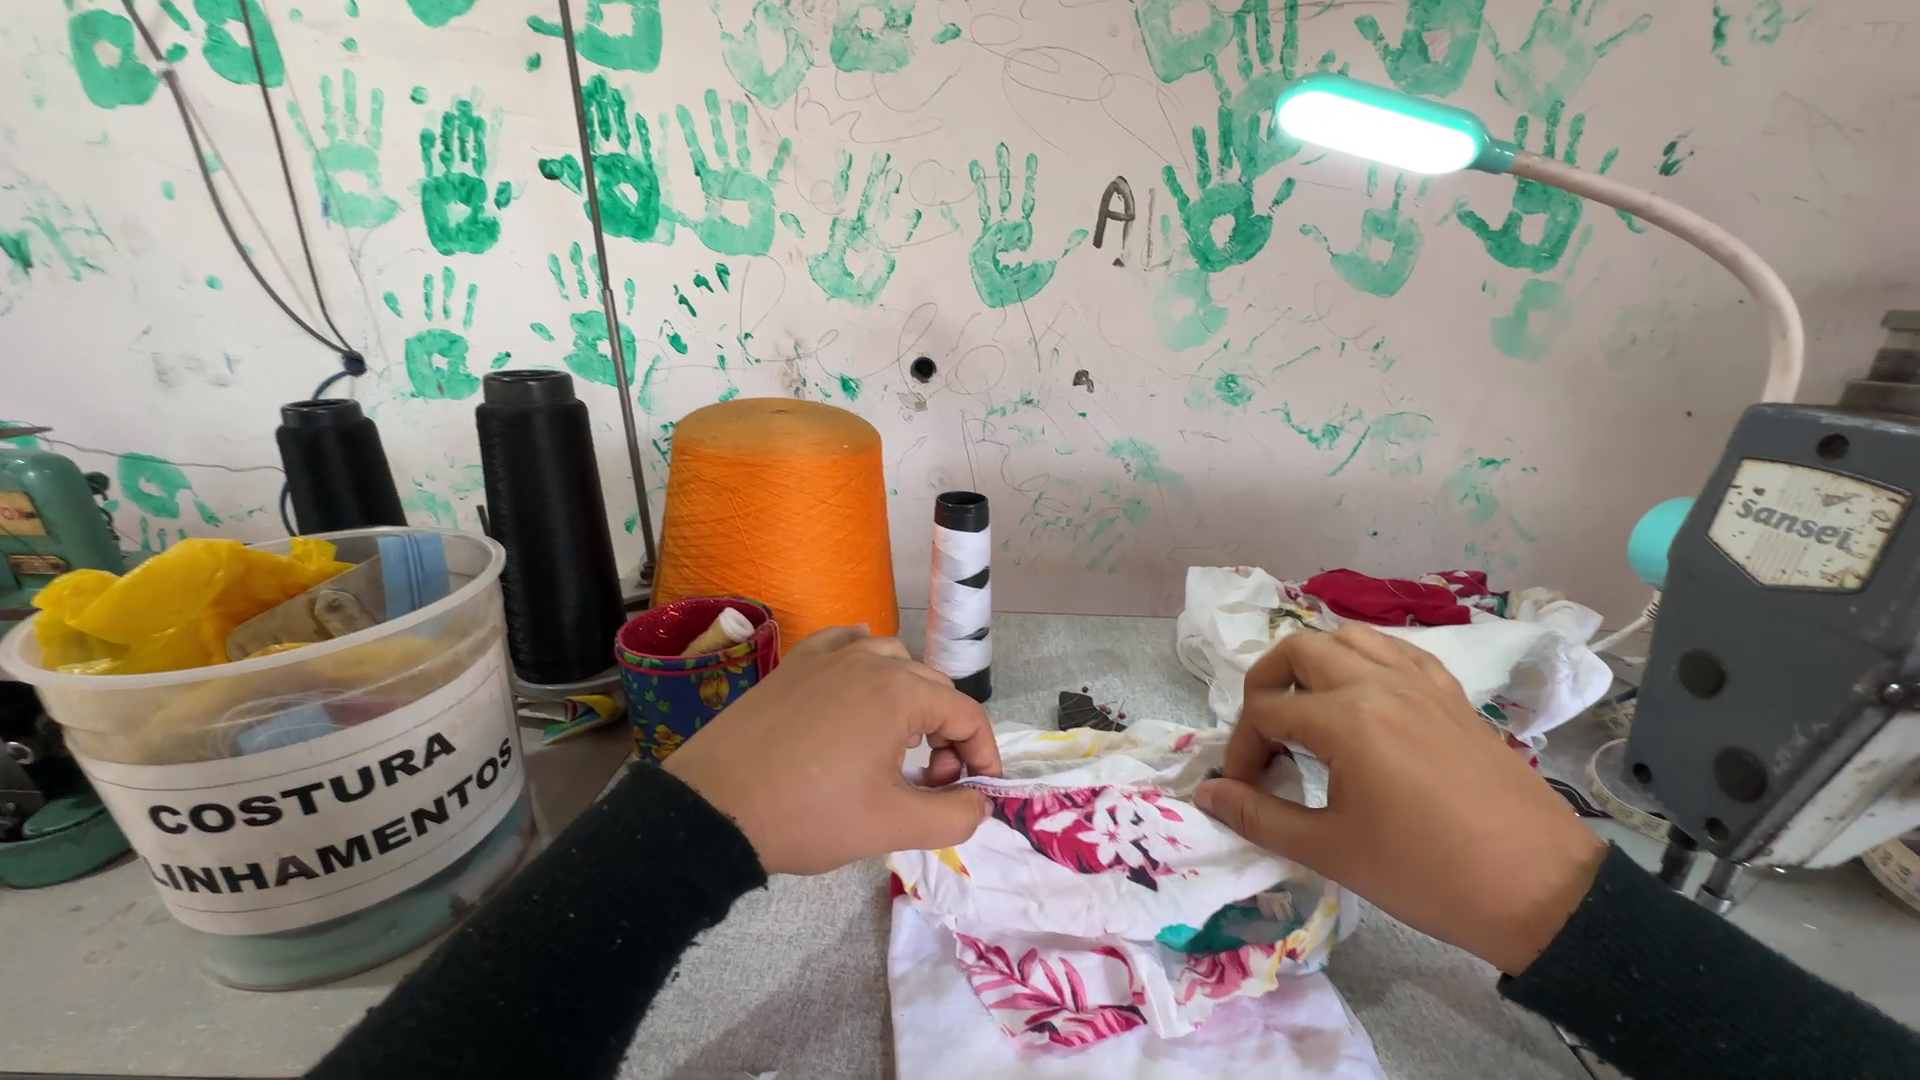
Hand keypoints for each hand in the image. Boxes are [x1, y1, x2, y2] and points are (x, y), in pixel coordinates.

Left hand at [664, 626, 1000, 875]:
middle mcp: (870, 659)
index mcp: (901, 692)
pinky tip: (859, 682)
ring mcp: (828, 655)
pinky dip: (865, 661)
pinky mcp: (795, 663)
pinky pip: (845, 643)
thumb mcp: (891, 825)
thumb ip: (952, 816)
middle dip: (947, 732)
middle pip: (934, 687)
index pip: (967, 714)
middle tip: (929, 781)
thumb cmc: (809, 814)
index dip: (982, 755)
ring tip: (893, 743)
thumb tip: (980, 803)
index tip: (972, 794)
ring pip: (893, 660)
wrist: (713, 807)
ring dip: (910, 698)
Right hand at [1196, 624, 1606, 975]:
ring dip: (1313, 663)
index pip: (1266, 712)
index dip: (1241, 749)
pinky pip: (1397, 653)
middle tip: (1262, 733)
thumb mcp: (1331, 851)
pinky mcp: (1453, 697)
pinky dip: (1365, 661)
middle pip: (1298, 650)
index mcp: (1347, 719)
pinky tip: (1364, 698)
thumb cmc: (1429, 875)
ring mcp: (1422, 684)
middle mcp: (1380, 684)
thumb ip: (1259, 816)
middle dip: (1264, 683)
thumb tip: (1206, 793)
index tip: (1243, 788)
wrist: (1545, 895)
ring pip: (1348, 638)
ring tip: (1307, 709)